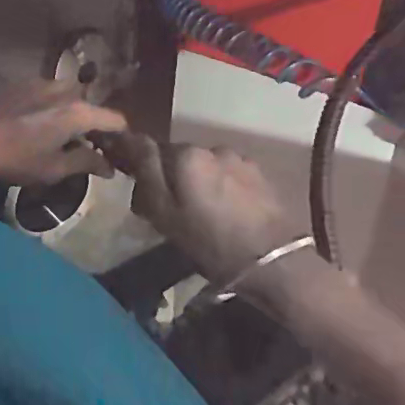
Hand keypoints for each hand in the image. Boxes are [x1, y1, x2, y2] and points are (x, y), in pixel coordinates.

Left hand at [0, 80, 127, 185]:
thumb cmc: (16, 159)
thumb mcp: (54, 169)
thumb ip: (86, 163)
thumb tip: (110, 167)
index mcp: (79, 113)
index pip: (115, 119)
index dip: (122, 136)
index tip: (119, 151)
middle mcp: (65, 90)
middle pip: (91, 105)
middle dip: (94, 124)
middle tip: (88, 146)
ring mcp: (41, 82)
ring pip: (68, 95)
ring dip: (71, 112)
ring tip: (61, 134)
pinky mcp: (21, 83)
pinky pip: (47, 92)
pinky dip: (51, 106)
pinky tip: (36, 124)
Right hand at [117, 138, 304, 282]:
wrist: (274, 261)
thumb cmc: (210, 242)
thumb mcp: (166, 215)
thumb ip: (147, 174)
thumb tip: (131, 143)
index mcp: (185, 155)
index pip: (148, 147)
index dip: (136, 160)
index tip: (132, 175)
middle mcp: (212, 147)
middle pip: (179, 157)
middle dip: (172, 175)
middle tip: (172, 207)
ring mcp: (240, 159)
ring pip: (206, 165)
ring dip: (200, 180)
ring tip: (205, 212)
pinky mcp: (260, 174)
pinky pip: (229, 175)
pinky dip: (222, 187)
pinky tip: (228, 211)